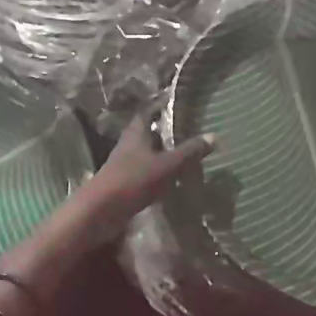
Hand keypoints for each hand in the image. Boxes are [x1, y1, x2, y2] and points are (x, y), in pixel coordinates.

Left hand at [67, 116, 214, 240]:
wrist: (102, 211)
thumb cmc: (135, 180)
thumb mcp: (168, 165)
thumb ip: (190, 151)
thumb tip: (213, 135)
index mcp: (136, 133)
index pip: (148, 112)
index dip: (160, 107)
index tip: (176, 104)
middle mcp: (127, 145)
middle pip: (146, 133)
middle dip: (163, 132)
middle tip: (185, 132)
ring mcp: (123, 165)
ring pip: (145, 154)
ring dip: (160, 154)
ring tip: (182, 156)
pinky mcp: (122, 184)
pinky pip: (143, 173)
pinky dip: (156, 173)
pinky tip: (169, 180)